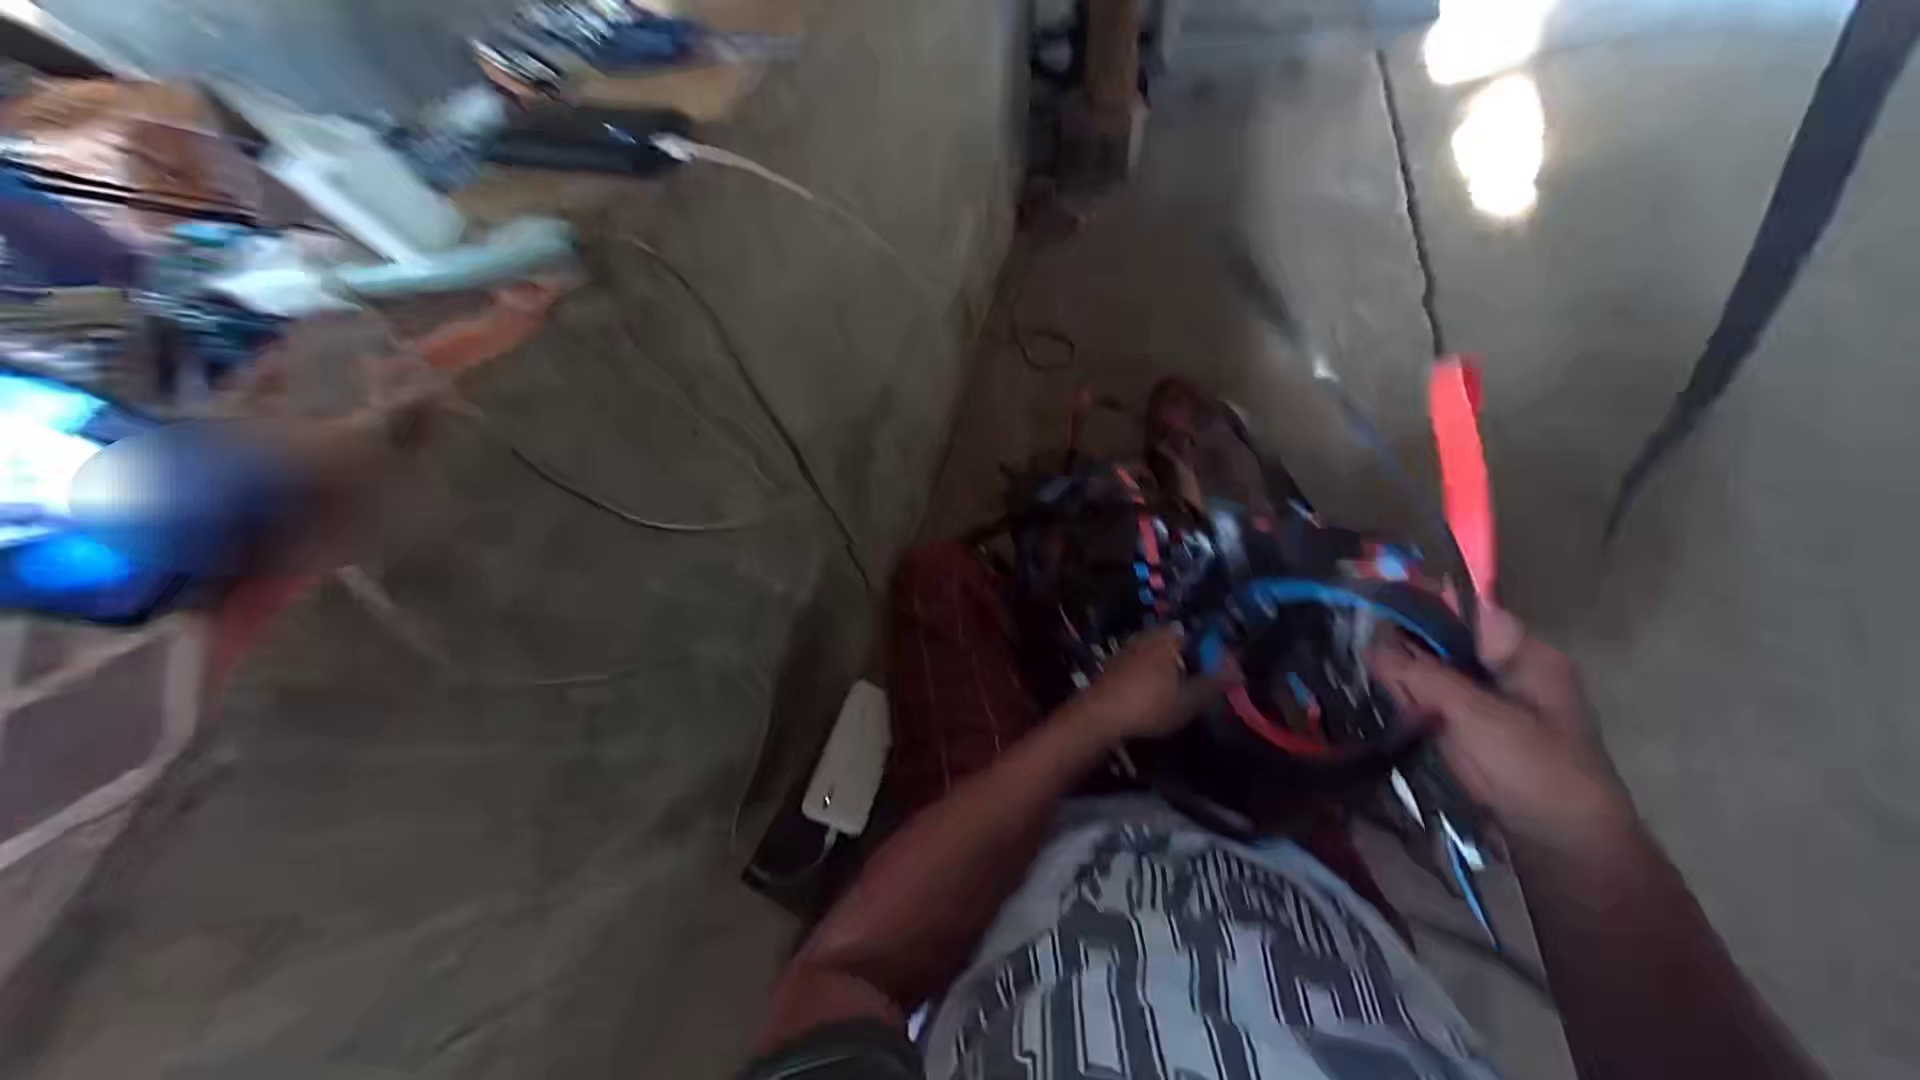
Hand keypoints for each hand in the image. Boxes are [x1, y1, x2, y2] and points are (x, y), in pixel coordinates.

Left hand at [1070, 627, 1238, 742]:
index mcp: (1167, 636)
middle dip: (1198, 662)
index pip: (1202, 634)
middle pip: (1182, 644)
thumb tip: (1239, 672)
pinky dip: (1158, 676)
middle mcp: (1147, 635)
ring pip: (1163, 655)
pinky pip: (1146, 665)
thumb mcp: (1189, 700)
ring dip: (1177, 670)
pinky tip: (1160, 696)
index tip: (1227, 675)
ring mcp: (1129, 648)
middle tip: (1209, 686)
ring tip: (1187, 694)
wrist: (1097, 717)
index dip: (1218, 653)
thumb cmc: (1148, 705)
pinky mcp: (1115, 664)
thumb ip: (1215, 684)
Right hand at [1368, 608, 1635, 847]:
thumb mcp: (1474, 714)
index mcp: (1524, 656)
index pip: (1470, 612)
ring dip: (1399, 667)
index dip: (1426, 599)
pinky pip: (1427, 697)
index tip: (1379, 592)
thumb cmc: (1532, 766)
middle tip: (1362, 636)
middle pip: (1444, 638)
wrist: (1558, 841)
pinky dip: (1404, 694)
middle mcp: (1504, 671)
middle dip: (1404, 637)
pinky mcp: (1465, 725)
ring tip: (1365, 662)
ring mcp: (1484, 699)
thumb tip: (1369, 645)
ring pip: (1430, 667)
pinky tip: (1381, 690)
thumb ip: (1420, 676)